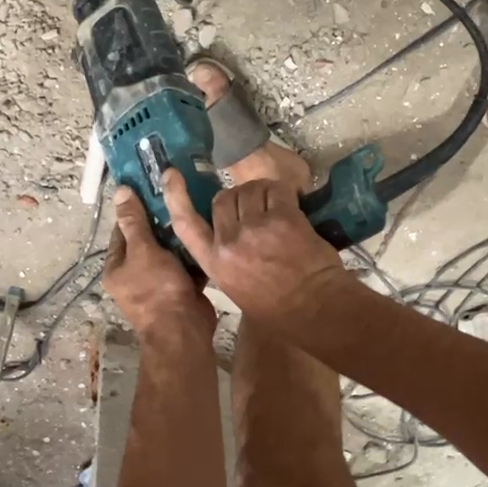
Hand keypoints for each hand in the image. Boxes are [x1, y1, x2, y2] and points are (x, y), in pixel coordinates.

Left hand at [103, 184, 215, 346]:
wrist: (184, 331)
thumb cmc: (157, 290)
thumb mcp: (142, 251)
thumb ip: (134, 222)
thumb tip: (120, 191)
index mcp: (117, 266)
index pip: (123, 229)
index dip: (136, 207)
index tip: (153, 186)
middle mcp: (135, 274)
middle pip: (148, 238)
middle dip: (163, 219)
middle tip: (180, 193)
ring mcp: (159, 282)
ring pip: (170, 250)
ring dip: (181, 234)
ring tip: (197, 205)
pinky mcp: (181, 287)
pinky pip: (187, 263)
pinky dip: (195, 250)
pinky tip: (208, 230)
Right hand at [161, 169, 351, 326]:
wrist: (316, 310)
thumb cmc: (280, 311)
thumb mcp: (237, 290)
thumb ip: (227, 261)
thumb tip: (229, 241)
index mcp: (214, 263)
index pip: (185, 224)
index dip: (175, 196)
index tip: (171, 175)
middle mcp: (228, 243)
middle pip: (222, 200)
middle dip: (237, 198)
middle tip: (257, 208)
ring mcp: (254, 229)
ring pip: (249, 190)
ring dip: (262, 192)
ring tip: (277, 206)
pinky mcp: (282, 219)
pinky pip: (276, 190)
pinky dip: (284, 193)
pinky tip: (292, 204)